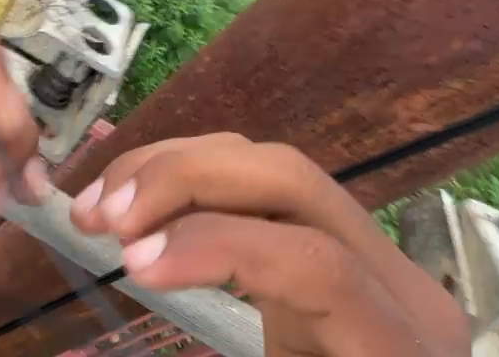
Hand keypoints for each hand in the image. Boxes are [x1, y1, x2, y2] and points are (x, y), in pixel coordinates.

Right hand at [69, 135, 468, 356]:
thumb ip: (203, 356)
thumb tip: (98, 339)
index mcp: (400, 351)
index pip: (317, 265)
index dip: (217, 249)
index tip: (133, 268)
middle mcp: (397, 280)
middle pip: (289, 180)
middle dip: (182, 181)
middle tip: (105, 218)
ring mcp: (363, 245)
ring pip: (261, 161)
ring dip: (167, 168)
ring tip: (98, 207)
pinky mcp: (324, 232)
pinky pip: (250, 178)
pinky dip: (181, 175)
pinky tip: (131, 201)